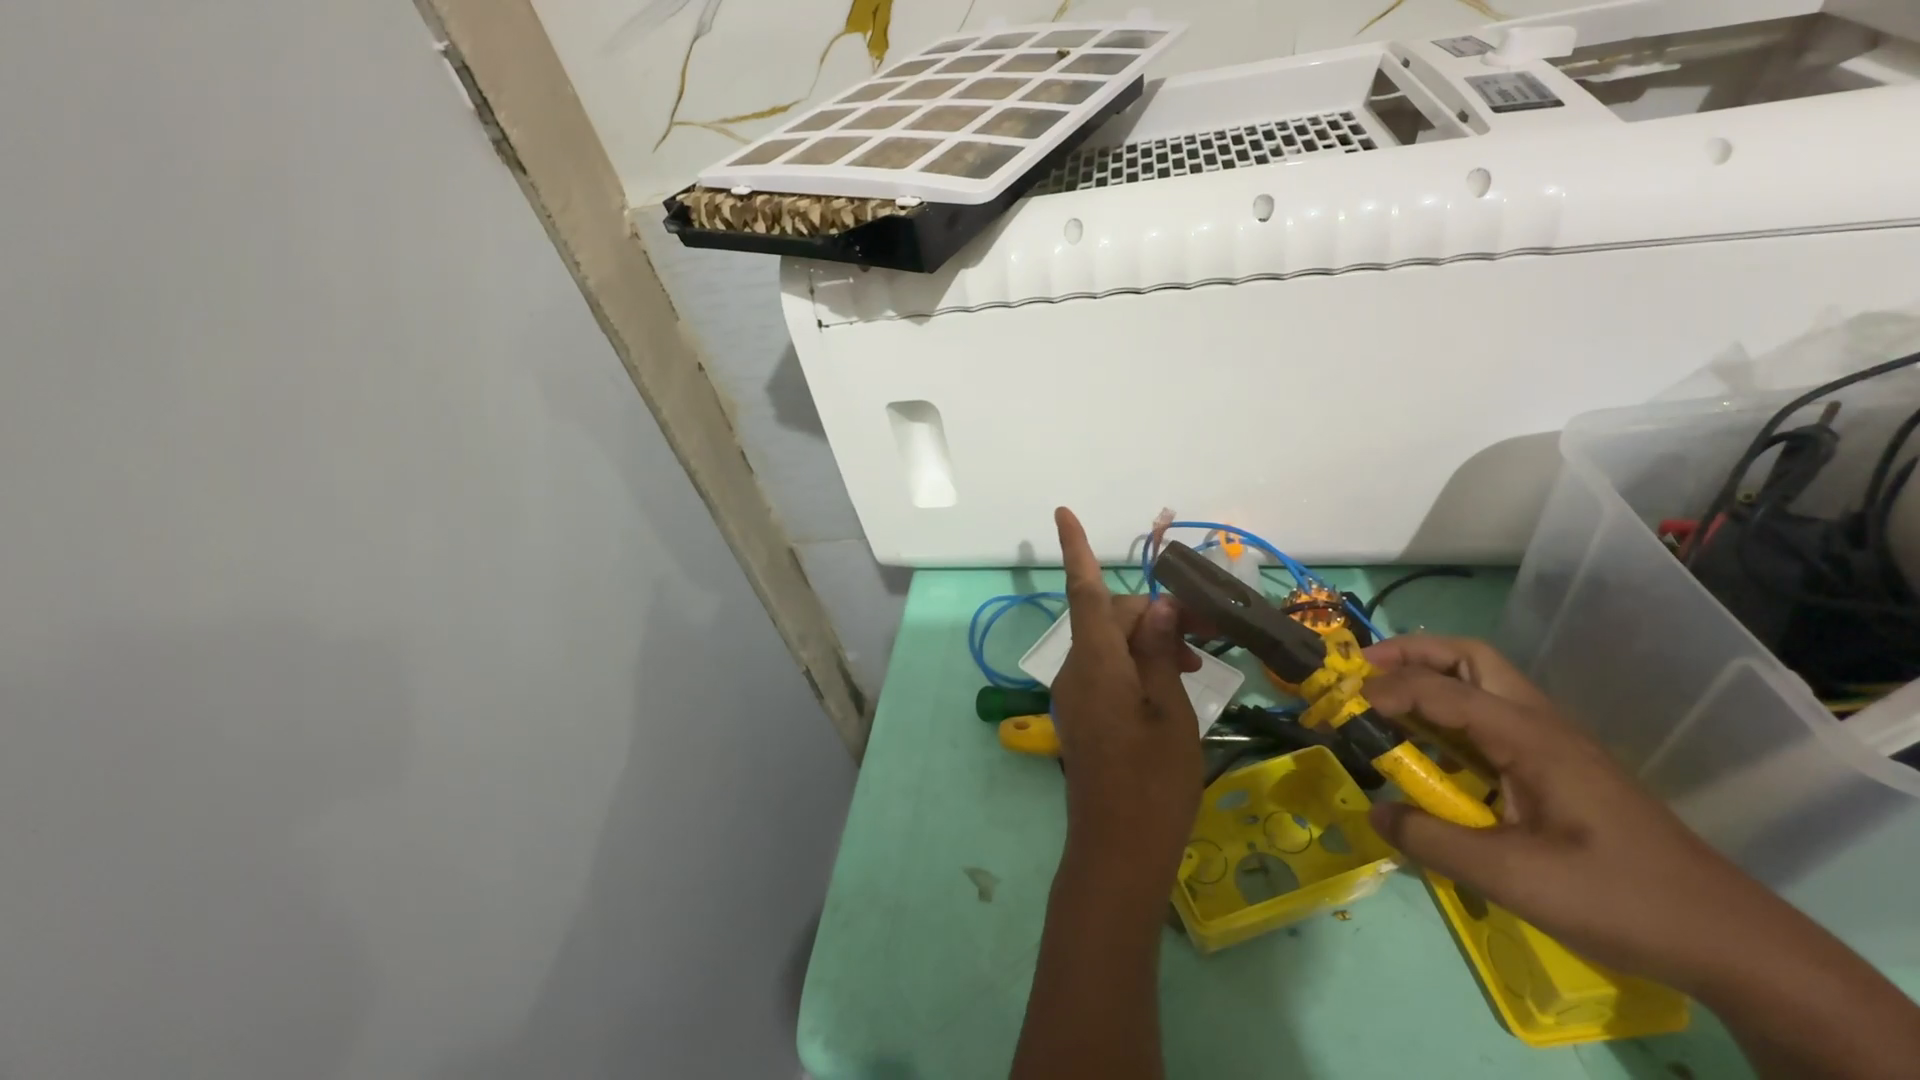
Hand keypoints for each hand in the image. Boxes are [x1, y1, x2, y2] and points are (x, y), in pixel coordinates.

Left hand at [1050, 507, 1203, 898]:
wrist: (1117, 850)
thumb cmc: (1153, 781)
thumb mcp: (1170, 710)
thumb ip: (1157, 651)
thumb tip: (1155, 604)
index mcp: (1096, 663)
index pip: (1084, 593)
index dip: (1075, 550)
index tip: (1062, 512)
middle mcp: (1076, 672)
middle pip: (1106, 617)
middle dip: (1150, 613)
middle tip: (1203, 636)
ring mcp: (1075, 696)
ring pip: (1108, 645)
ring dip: (1147, 641)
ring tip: (1194, 666)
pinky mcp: (1081, 717)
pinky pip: (1106, 671)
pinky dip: (1136, 665)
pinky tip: (1170, 686)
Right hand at [1360, 635, 1796, 993]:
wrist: (1724, 937)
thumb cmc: (1617, 898)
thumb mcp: (1511, 877)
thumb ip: (1432, 841)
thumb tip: (1374, 812)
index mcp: (1532, 738)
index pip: (1447, 691)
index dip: (1391, 690)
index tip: (1345, 704)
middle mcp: (1544, 727)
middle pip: (1474, 660)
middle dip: (1415, 654)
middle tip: (1363, 669)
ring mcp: (1557, 747)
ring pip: (1488, 687)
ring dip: (1434, 681)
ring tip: (1385, 701)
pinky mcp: (1563, 772)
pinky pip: (1497, 724)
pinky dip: (1453, 718)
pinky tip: (1433, 753)